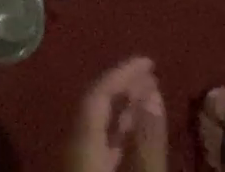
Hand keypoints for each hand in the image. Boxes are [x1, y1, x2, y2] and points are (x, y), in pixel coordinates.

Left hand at [67, 57, 165, 171]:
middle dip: (122, 88)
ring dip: (120, 110)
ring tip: (147, 98)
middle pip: (92, 107)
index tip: (149, 62)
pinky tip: (130, 133)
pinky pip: (94, 144)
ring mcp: (72, 164)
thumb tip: (154, 95)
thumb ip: (148, 142)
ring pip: (92, 125)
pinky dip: (115, 133)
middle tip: (151, 76)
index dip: (123, 73)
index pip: (97, 95)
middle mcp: (70, 150)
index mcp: (80, 147)